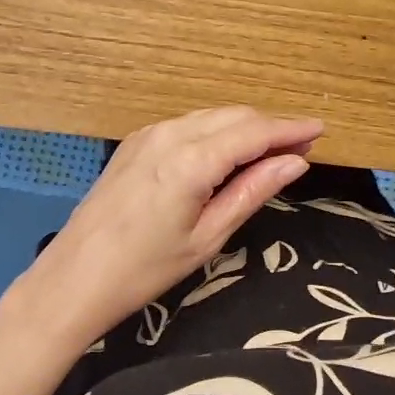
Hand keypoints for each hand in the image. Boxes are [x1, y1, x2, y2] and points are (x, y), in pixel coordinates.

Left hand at [11, 107, 323, 347]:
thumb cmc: (145, 269)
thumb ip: (252, 192)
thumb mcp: (207, 237)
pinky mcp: (136, 141)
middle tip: (302, 146)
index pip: (255, 131)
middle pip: (235, 116)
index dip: (290, 129)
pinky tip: (228, 152)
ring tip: (272, 150)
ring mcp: (150, 132)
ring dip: (245, 127)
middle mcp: (172, 132)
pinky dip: (217, 131)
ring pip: (212, 116)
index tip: (321, 129)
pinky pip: (189, 124)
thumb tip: (295, 163)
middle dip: (271, 126)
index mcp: (192, 159)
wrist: (73, 278)